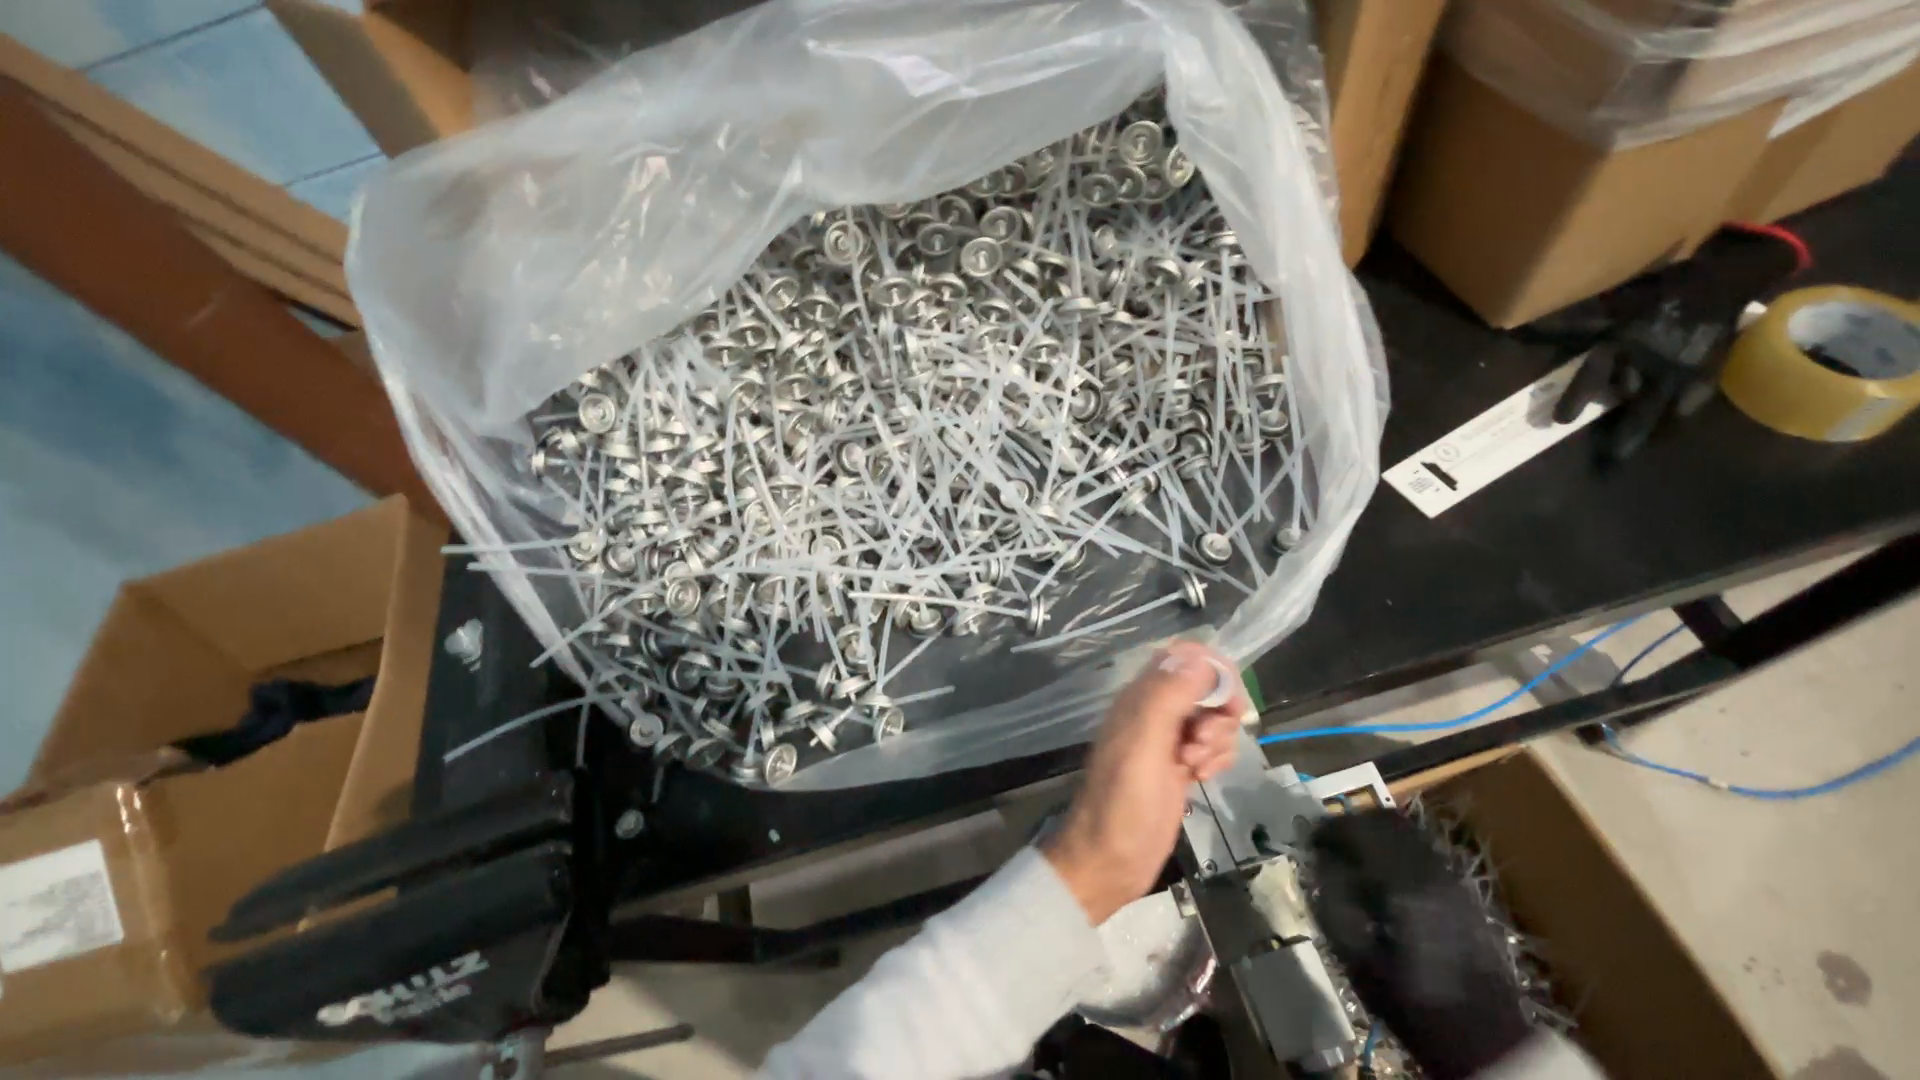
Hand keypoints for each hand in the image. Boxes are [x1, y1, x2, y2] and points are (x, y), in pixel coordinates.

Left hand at [1042, 641, 1245, 924]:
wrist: (1109, 862)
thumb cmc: (1122, 804)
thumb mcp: (1143, 745)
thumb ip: (1166, 697)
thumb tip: (1198, 657)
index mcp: (1139, 699)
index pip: (1183, 657)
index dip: (1213, 670)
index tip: (1227, 701)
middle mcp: (1153, 713)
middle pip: (1205, 686)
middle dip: (1220, 709)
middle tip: (1206, 740)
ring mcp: (1166, 741)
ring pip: (1211, 717)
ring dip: (1218, 738)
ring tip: (1198, 765)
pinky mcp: (1178, 768)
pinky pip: (1211, 746)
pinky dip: (1216, 757)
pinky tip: (1203, 778)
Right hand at [1306, 811, 1531, 1079]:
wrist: (1482, 1038)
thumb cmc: (1409, 1003)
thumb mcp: (1356, 961)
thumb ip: (1331, 903)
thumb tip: (1317, 863)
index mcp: (1401, 883)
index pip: (1357, 829)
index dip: (1327, 828)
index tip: (1308, 839)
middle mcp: (1429, 869)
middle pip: (1385, 819)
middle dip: (1351, 824)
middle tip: (1328, 841)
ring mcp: (1452, 878)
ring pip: (1407, 831)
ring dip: (1375, 833)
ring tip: (1353, 855)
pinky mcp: (1463, 891)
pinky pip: (1423, 850)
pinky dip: (1397, 848)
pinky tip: (1383, 874)